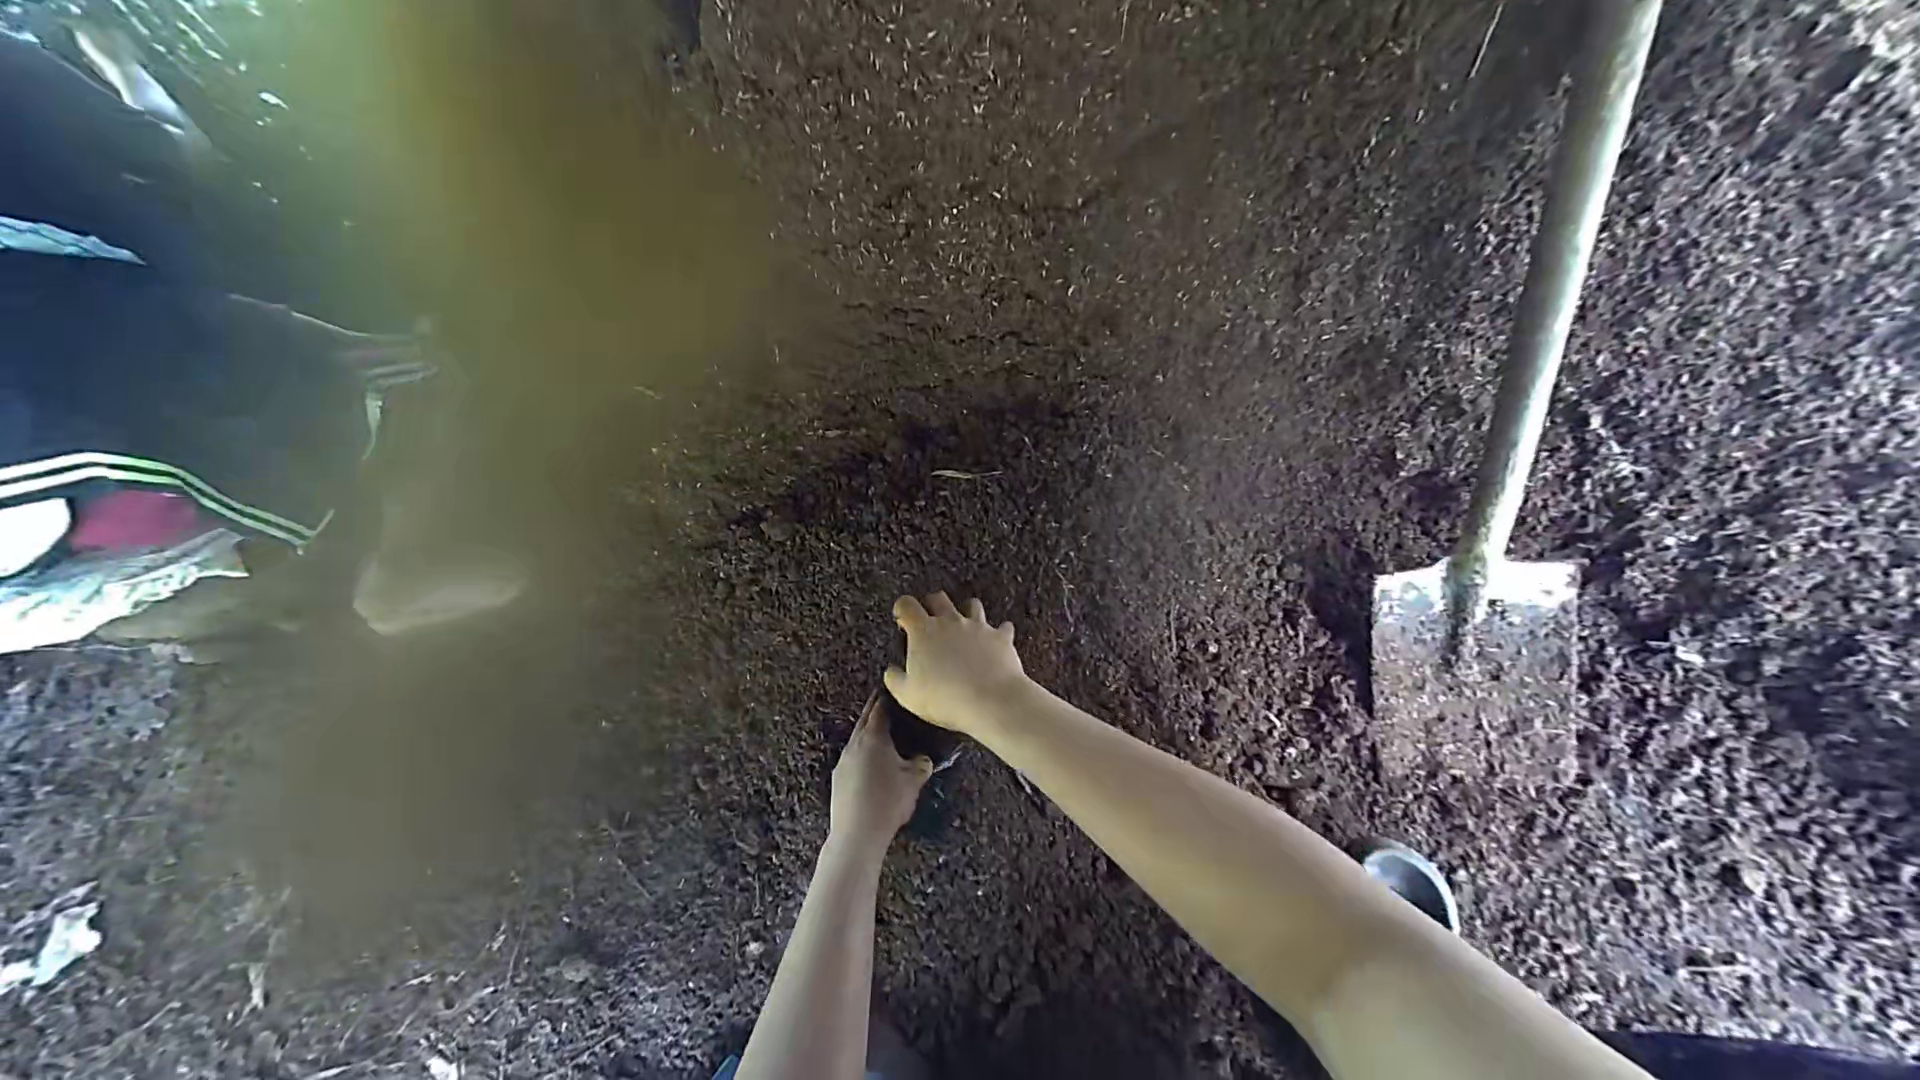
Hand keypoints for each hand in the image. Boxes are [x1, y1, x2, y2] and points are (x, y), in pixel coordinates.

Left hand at [830, 694, 933, 849]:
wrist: (857, 834)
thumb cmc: (888, 801)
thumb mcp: (914, 781)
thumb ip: (921, 764)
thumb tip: (923, 758)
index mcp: (874, 737)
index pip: (879, 709)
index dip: (886, 699)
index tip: (891, 692)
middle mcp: (855, 744)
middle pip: (864, 720)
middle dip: (873, 711)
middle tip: (883, 703)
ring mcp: (843, 761)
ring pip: (857, 739)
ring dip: (867, 733)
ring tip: (880, 735)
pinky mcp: (838, 778)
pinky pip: (852, 758)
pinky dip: (862, 754)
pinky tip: (870, 765)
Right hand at [884, 592, 1030, 738]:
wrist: (990, 700)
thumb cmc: (944, 698)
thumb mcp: (908, 695)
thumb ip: (895, 679)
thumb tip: (891, 671)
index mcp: (924, 631)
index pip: (907, 605)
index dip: (902, 608)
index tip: (902, 619)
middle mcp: (950, 621)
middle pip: (939, 598)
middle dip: (931, 604)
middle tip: (929, 619)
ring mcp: (978, 626)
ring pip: (972, 605)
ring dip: (966, 611)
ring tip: (964, 626)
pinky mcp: (1000, 637)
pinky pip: (1002, 628)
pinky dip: (998, 633)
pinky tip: (996, 643)